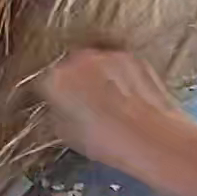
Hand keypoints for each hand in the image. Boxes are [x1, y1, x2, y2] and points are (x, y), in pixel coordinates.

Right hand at [35, 49, 196, 181]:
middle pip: (67, 66)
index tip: (54, 106)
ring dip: (93, 75)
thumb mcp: (66, 134)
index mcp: (54, 79)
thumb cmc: (105, 142)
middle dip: (71, 81)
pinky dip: (115, 74)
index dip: (48, 95)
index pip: (42, 82)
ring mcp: (107, 54)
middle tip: (79, 102)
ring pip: (92, 63)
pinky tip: (123, 95)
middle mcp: (77, 59)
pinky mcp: (133, 56)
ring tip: (104, 99)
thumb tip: (60, 107)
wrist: (154, 139)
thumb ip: (56, 113)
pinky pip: (115, 63)